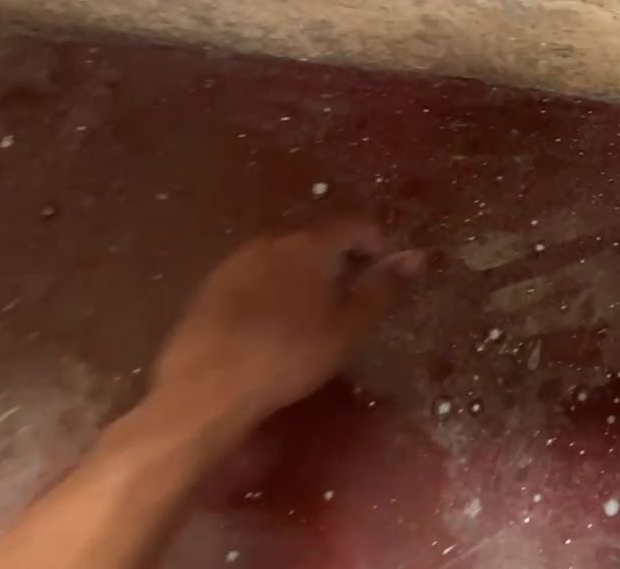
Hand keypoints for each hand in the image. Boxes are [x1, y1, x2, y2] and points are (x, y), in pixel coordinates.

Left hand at [150, 220, 423, 428]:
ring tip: (315, 312)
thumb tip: (416, 256)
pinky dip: (276, 287)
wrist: (202, 395)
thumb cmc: (289, 356)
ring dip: (308, 273)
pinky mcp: (208, 288)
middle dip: (343, 259)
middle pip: (321, 236)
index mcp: (309, 243)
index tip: (384, 277)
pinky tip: (274, 324)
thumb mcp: (350, 325)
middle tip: (352, 296)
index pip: (358, 223)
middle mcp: (272, 241)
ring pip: (287, 255)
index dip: (380, 244)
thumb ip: (384, 285)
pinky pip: (257, 274)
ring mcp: (235, 263)